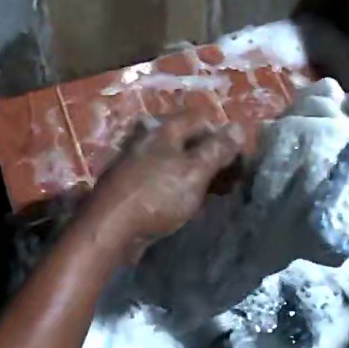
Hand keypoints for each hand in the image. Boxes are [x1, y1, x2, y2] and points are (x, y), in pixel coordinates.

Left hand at [82, 107, 239, 259]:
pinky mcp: (131, 185)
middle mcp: (147, 139)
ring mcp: (136, 162)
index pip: (201, 120)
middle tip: (231, 179)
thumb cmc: (156, 196)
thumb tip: (239, 127)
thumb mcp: (194, 172)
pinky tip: (188, 203)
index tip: (239, 160)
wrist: (109, 228)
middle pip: (187, 140)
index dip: (224, 136)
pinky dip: (179, 186)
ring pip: (175, 161)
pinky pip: (163, 179)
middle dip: (211, 156)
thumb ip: (217, 150)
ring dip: (197, 174)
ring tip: (214, 193)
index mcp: (163, 129)